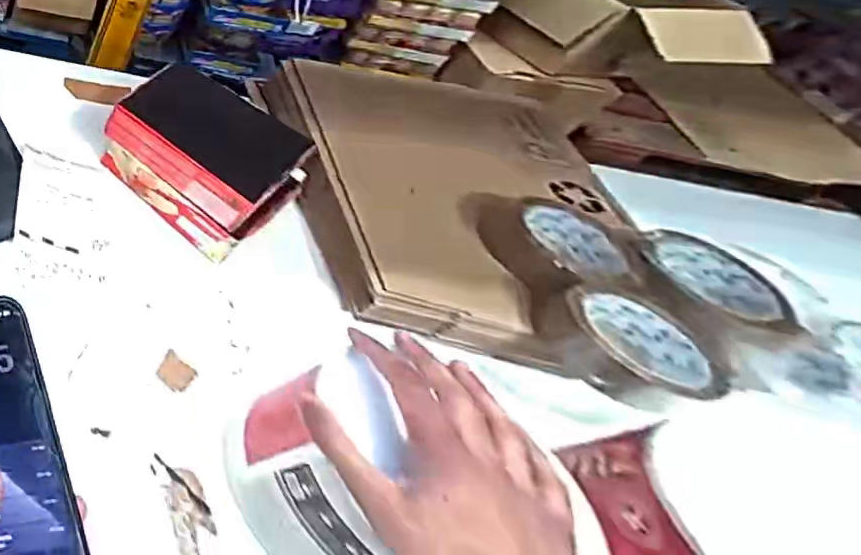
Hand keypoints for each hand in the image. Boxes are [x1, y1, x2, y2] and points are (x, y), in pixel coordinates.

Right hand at [300, 329, 574, 554]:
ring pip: (502, 423)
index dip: (381, 355)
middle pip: (456, 394)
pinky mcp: (552, 521)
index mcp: (445, 450)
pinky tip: (524, 436)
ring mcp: (524, 489)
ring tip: (461, 369)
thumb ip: (340, 449)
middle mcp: (487, 460)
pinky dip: (528, 442)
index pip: (408, 384)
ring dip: (477, 390)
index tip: (360, 338)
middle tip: (405, 342)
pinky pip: (544, 469)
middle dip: (426, 361)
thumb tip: (308, 403)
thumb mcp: (379, 505)